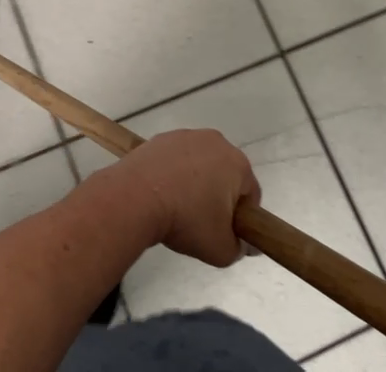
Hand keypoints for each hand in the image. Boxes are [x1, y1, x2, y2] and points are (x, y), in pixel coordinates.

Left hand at [107, 129, 259, 266]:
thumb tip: (242, 243)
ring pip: (198, 166)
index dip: (242, 218)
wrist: (135, 197)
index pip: (250, 194)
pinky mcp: (158, 139)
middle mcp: (213, 141)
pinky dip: (172, 175)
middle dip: (218, 197)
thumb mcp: (222, 250)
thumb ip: (240, 248)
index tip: (226, 233)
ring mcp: (183, 136)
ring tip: (178, 209)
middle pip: (224, 175)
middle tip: (203, 223)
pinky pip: (174, 161)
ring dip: (194, 184)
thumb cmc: (186, 220)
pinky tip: (162, 195)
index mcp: (236, 162)